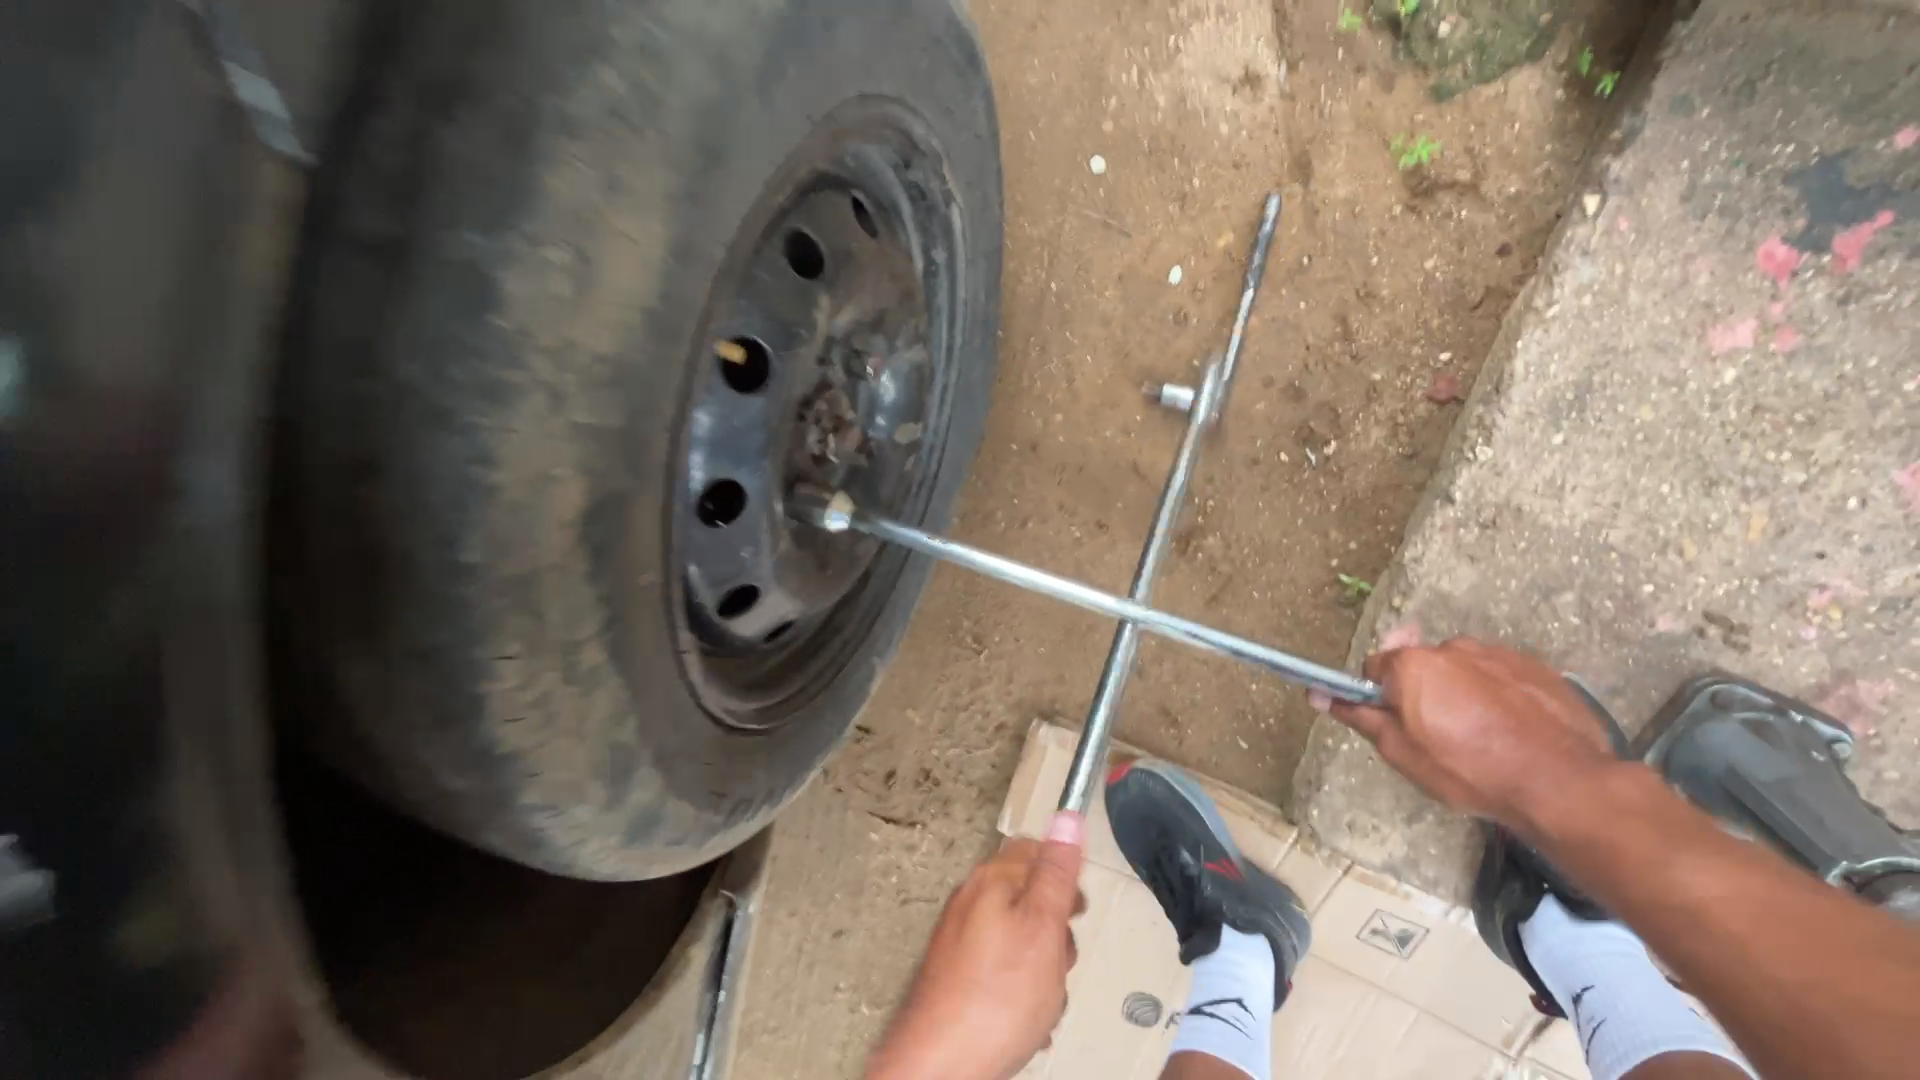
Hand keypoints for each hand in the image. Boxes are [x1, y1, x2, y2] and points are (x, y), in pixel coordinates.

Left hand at [866, 815, 1086, 1079]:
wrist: (938, 1064)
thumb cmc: (994, 998)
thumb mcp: (1043, 927)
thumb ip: (1057, 874)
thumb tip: (1067, 818)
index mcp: (990, 879)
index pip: (1035, 849)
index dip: (1064, 877)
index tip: (1076, 910)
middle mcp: (970, 900)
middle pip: (1030, 897)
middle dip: (1055, 931)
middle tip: (1058, 961)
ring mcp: (960, 937)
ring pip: (1020, 938)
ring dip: (1041, 968)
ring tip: (1041, 1000)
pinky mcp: (956, 973)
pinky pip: (1003, 970)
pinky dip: (1019, 991)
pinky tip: (1024, 1019)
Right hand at [1321, 637, 1617, 827]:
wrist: (1560, 784)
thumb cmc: (1469, 770)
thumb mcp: (1400, 751)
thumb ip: (1357, 714)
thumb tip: (1316, 692)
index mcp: (1412, 664)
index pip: (1375, 668)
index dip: (1379, 697)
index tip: (1394, 723)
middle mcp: (1452, 647)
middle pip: (1422, 666)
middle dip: (1424, 693)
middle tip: (1439, 736)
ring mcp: (1498, 654)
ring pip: (1463, 671)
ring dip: (1462, 694)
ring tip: (1481, 738)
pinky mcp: (1537, 668)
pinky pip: (1502, 677)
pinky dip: (1499, 698)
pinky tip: (1511, 732)